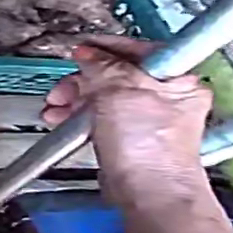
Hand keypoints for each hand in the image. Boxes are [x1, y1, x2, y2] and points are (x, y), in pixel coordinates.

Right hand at [42, 36, 212, 201]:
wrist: (144, 185)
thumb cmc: (145, 143)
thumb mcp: (120, 91)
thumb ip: (103, 66)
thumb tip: (89, 52)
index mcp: (177, 81)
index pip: (140, 51)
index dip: (108, 48)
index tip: (84, 46)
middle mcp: (165, 96)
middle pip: (114, 73)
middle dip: (82, 78)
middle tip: (65, 87)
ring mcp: (145, 115)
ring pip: (100, 93)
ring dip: (72, 96)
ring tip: (56, 106)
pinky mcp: (126, 132)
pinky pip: (95, 112)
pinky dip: (75, 112)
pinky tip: (60, 117)